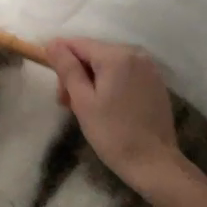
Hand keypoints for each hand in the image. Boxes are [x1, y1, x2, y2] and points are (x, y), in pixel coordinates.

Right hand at [46, 37, 185, 193]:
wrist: (154, 162)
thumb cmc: (113, 134)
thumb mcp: (83, 101)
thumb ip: (67, 69)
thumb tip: (52, 43)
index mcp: (116, 56)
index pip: (77, 44)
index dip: (60, 61)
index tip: (57, 89)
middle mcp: (135, 54)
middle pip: (93, 53)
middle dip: (76, 74)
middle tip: (67, 105)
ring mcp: (148, 67)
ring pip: (108, 64)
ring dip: (92, 80)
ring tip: (86, 109)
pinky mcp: (155, 81)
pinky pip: (124, 73)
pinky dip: (110, 84)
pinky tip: (107, 107)